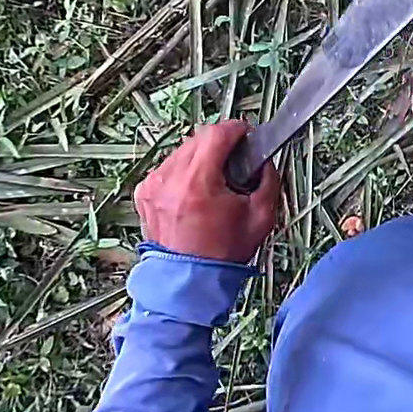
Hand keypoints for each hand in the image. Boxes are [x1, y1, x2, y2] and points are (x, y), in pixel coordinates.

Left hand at [134, 120, 278, 262]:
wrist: (189, 282)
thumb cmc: (224, 252)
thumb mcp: (261, 216)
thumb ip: (268, 180)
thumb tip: (264, 160)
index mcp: (198, 182)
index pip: (216, 133)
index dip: (236, 129)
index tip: (247, 135)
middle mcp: (170, 178)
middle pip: (199, 138)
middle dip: (220, 143)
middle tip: (235, 161)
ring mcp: (153, 185)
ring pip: (183, 150)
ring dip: (202, 156)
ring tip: (215, 179)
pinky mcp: (144, 192)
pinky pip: (168, 167)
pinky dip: (184, 172)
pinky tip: (195, 191)